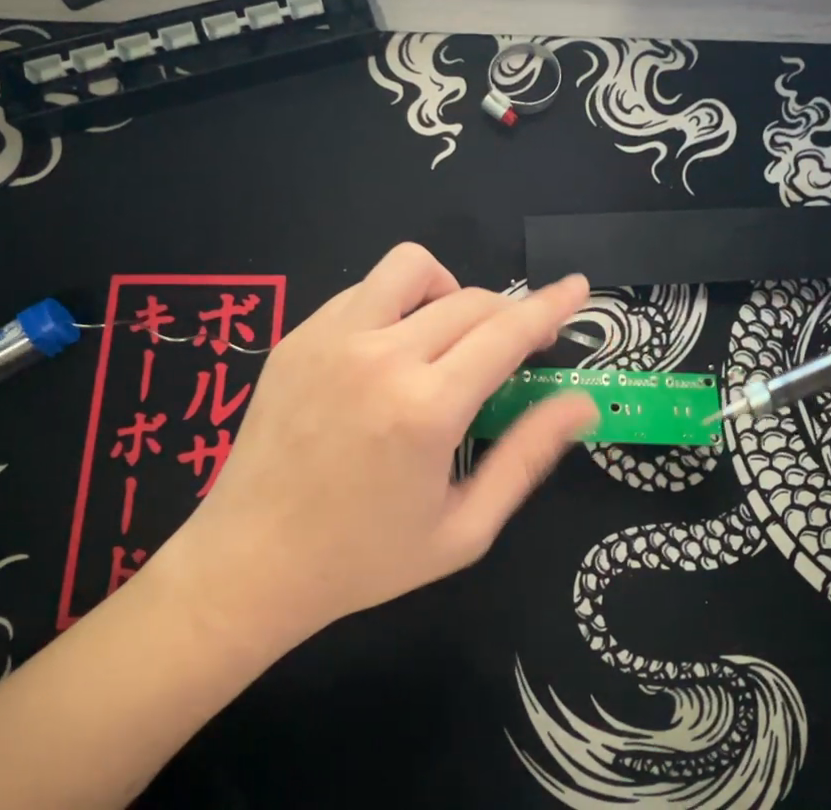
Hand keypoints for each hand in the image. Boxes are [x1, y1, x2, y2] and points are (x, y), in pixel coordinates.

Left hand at [145, 244, 597, 642]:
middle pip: (471, 299)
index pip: (508, 331)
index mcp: (427, 408)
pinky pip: (364, 291)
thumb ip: (526, 457)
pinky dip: (396, 305)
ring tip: (449, 337)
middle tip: (517, 349)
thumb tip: (581, 404)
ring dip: (449, 290)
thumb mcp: (463, 528)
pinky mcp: (298, 337)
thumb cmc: (364, 559)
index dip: (551, 305)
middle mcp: (381, 356)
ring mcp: (331, 338)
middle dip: (510, 314)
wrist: (249, 563)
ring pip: (410, 267)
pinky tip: (391, 353)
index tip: (578, 288)